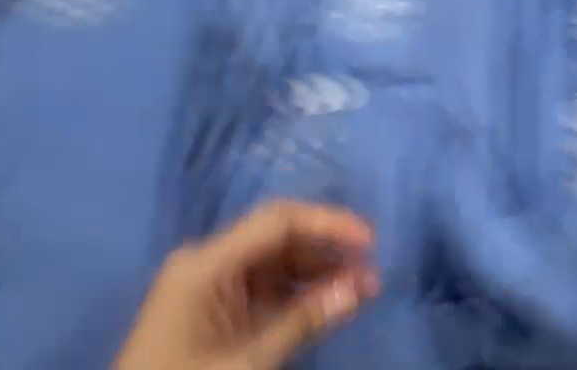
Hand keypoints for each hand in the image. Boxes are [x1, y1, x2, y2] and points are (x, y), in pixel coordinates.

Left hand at [113, 202, 379, 369]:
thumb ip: (304, 321)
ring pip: (275, 262)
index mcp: (205, 263)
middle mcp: (207, 262)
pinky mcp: (213, 310)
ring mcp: (208, 286)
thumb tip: (362, 286)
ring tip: (361, 286)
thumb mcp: (245, 361)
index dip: (328, 223)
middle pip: (278, 238)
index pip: (278, 221)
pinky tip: (328, 301)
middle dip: (327, 249)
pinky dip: (296, 294)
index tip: (370, 239)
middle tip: (371, 264)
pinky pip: (264, 288)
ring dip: (317, 272)